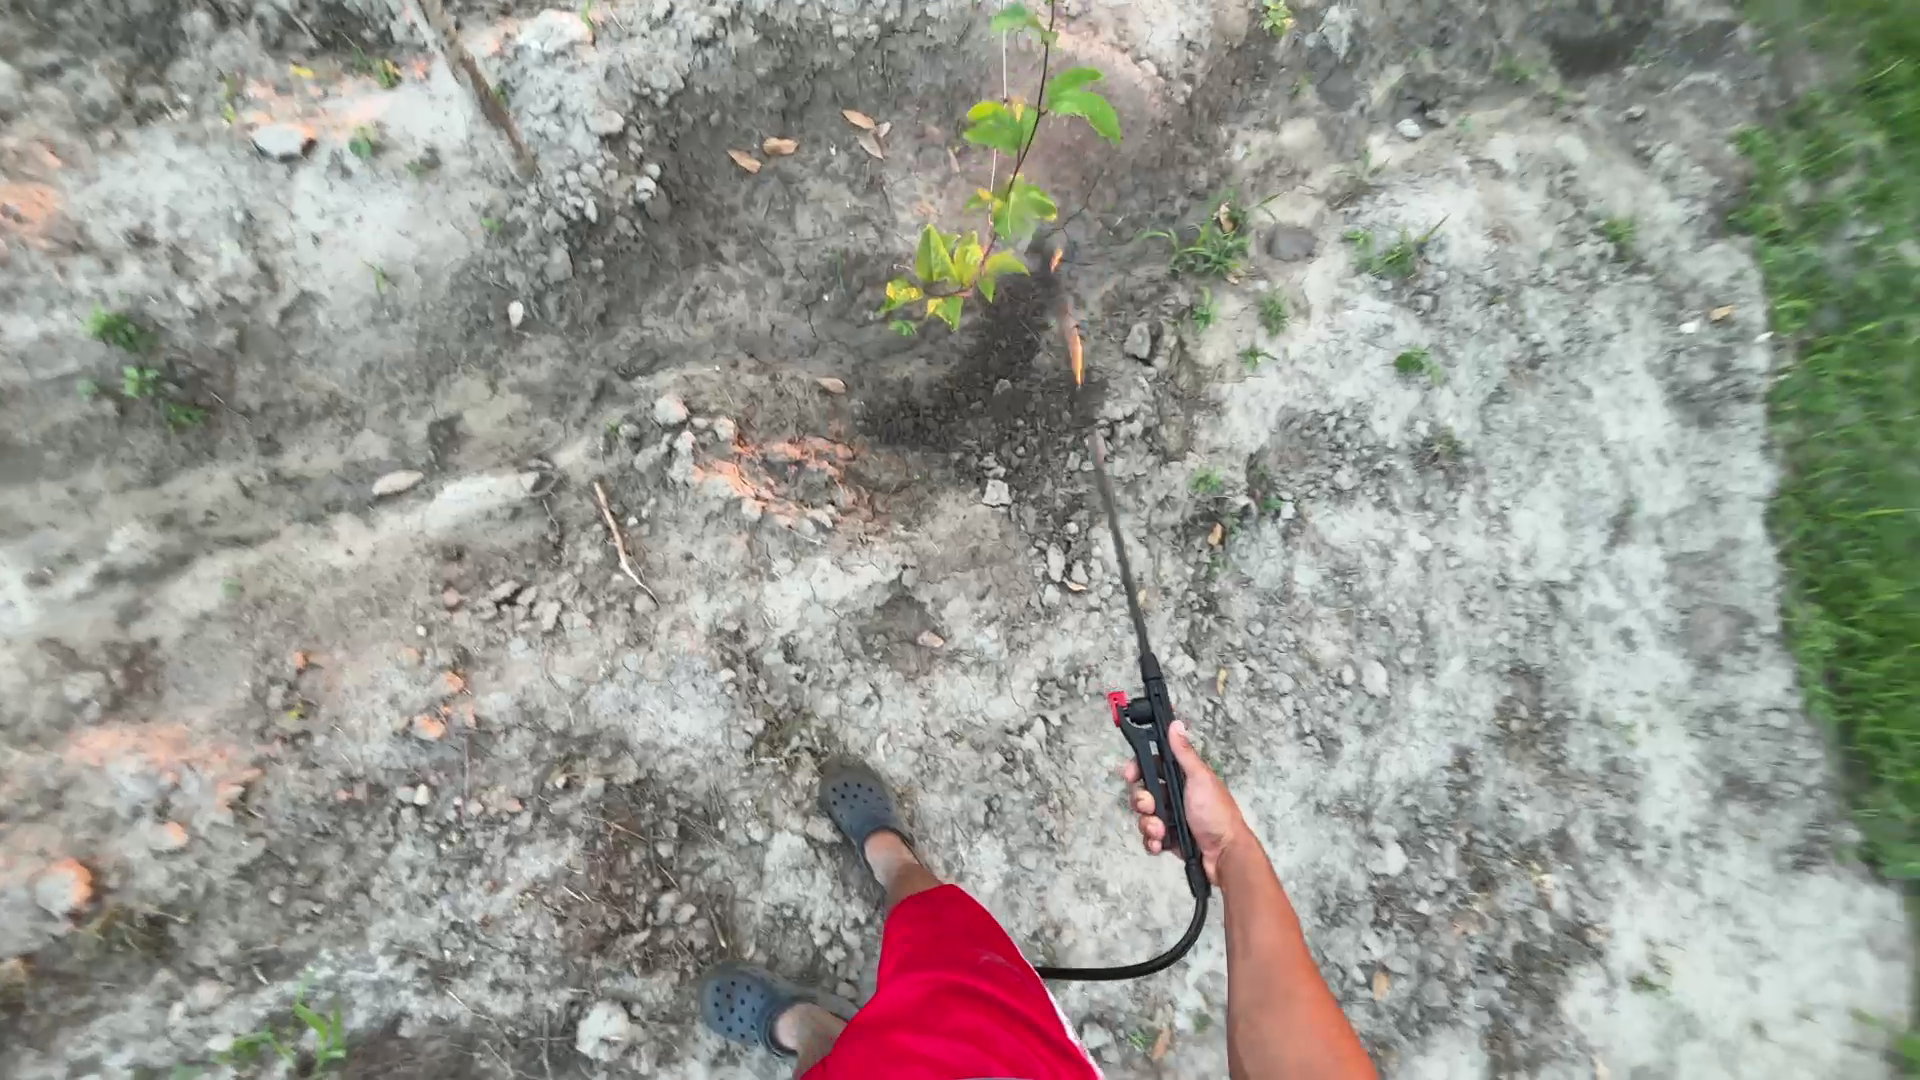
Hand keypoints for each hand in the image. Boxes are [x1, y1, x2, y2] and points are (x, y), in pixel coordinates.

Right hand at [1121, 720, 1249, 884]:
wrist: (1225, 856)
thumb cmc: (1216, 814)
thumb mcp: (1200, 779)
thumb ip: (1184, 753)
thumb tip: (1176, 725)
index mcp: (1182, 778)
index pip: (1151, 767)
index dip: (1138, 769)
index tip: (1131, 775)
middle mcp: (1174, 796)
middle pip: (1143, 792)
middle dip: (1141, 801)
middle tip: (1150, 807)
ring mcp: (1171, 819)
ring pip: (1144, 816)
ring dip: (1148, 824)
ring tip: (1160, 831)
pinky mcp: (1169, 839)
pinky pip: (1149, 837)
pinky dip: (1151, 841)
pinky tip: (1159, 844)